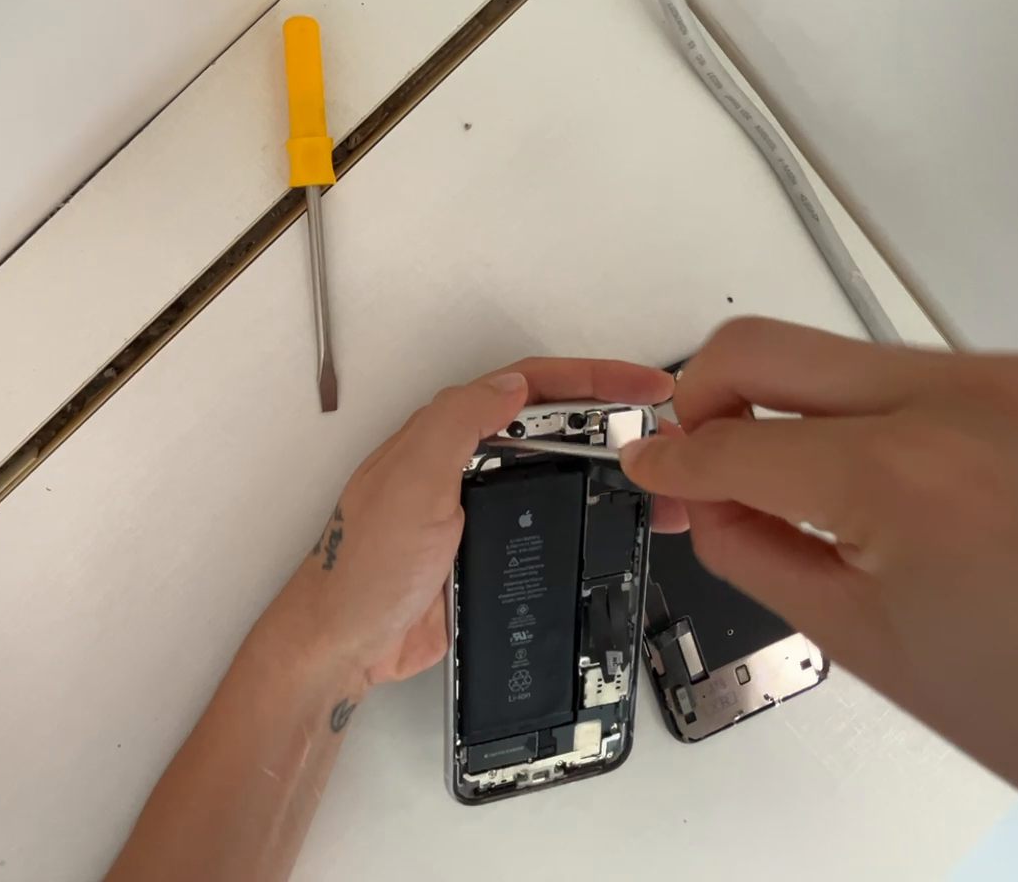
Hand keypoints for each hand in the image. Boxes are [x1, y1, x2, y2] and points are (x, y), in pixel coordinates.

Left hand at [270, 358, 676, 690]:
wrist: (350, 639)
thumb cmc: (367, 562)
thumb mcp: (411, 480)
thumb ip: (455, 423)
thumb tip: (510, 385)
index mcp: (445, 434)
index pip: (526, 388)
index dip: (589, 378)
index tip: (642, 386)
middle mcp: (464, 461)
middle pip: (549, 424)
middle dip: (611, 419)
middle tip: (667, 433)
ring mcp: (479, 504)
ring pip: (555, 469)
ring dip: (607, 468)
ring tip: (660, 482)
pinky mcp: (488, 544)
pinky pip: (548, 515)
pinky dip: (586, 511)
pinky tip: (615, 522)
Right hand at [619, 317, 1017, 879]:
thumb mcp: (855, 639)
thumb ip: (743, 546)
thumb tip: (697, 495)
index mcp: (909, 482)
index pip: (726, 444)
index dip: (667, 460)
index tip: (650, 466)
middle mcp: (977, 401)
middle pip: (760, 346)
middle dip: (702, 397)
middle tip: (702, 449)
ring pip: (845, 357)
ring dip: (802, 412)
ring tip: (821, 482)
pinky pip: (933, 373)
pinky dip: (892, 417)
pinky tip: (917, 482)